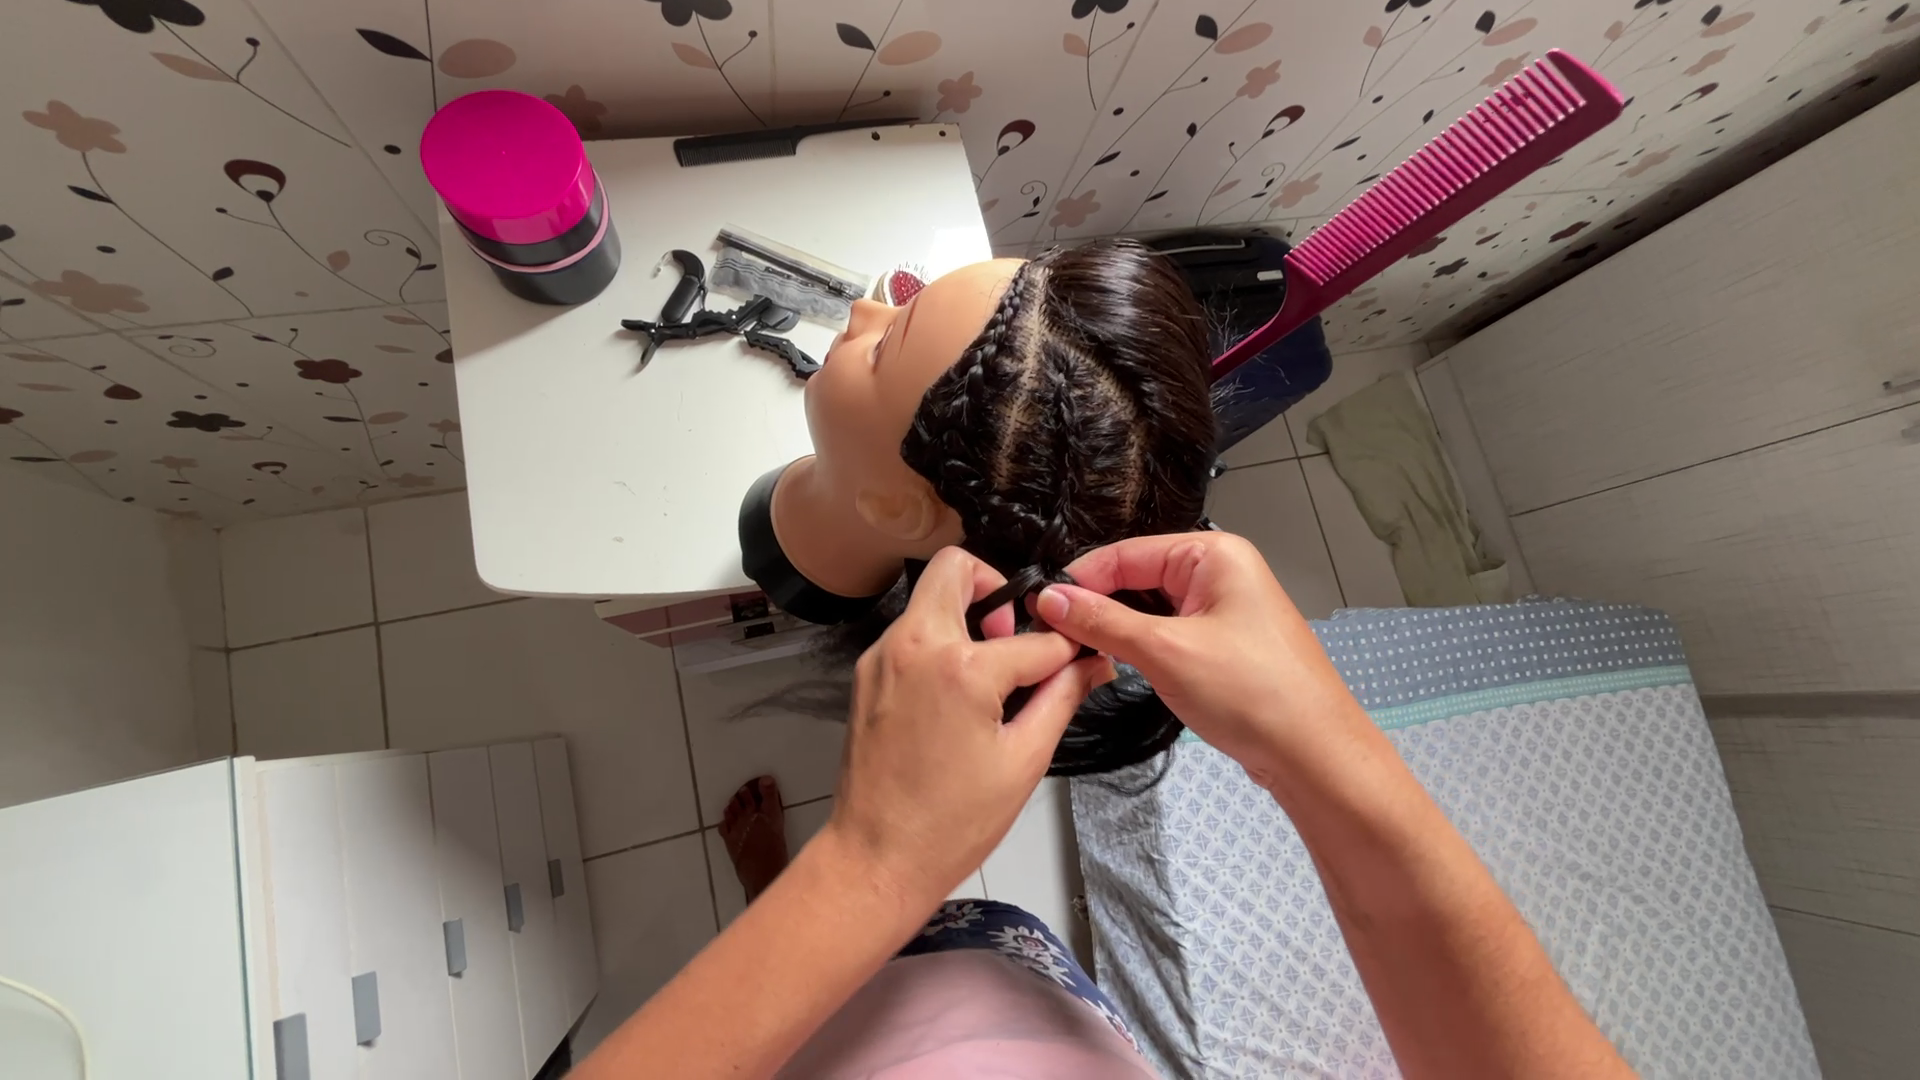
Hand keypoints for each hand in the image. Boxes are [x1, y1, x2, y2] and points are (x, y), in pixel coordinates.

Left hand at [825, 547, 1105, 904]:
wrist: (875, 859)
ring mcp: (882, 655)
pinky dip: (940, 642)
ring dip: (965, 616)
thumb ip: (1062, 697)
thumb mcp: (1024, 759)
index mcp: (960, 666)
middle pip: (955, 568)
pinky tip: (956, 693)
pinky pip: (910, 633)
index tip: (1080, 657)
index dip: (1066, 650)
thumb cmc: (955, 821)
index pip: (1032, 640)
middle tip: (1012, 638)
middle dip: (995, 588)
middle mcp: (913, 643)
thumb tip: (1097, 662)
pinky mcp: (866, 672)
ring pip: (929, 599)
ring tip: (989, 673)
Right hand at [1037, 532, 1368, 786]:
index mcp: (1213, 554)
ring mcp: (1223, 608)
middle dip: (1096, 603)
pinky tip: (1113, 661)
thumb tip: (1048, 599)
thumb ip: (1101, 621)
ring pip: (1150, 607)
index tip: (1039, 606)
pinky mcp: (1222, 642)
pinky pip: (1167, 630)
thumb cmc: (1250, 693)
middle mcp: (1220, 571)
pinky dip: (1138, 644)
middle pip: (1137, 576)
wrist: (1316, 757)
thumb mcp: (1165, 651)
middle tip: (1052, 633)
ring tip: (1075, 648)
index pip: (1127, 553)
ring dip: (1115, 627)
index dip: (1080, 578)